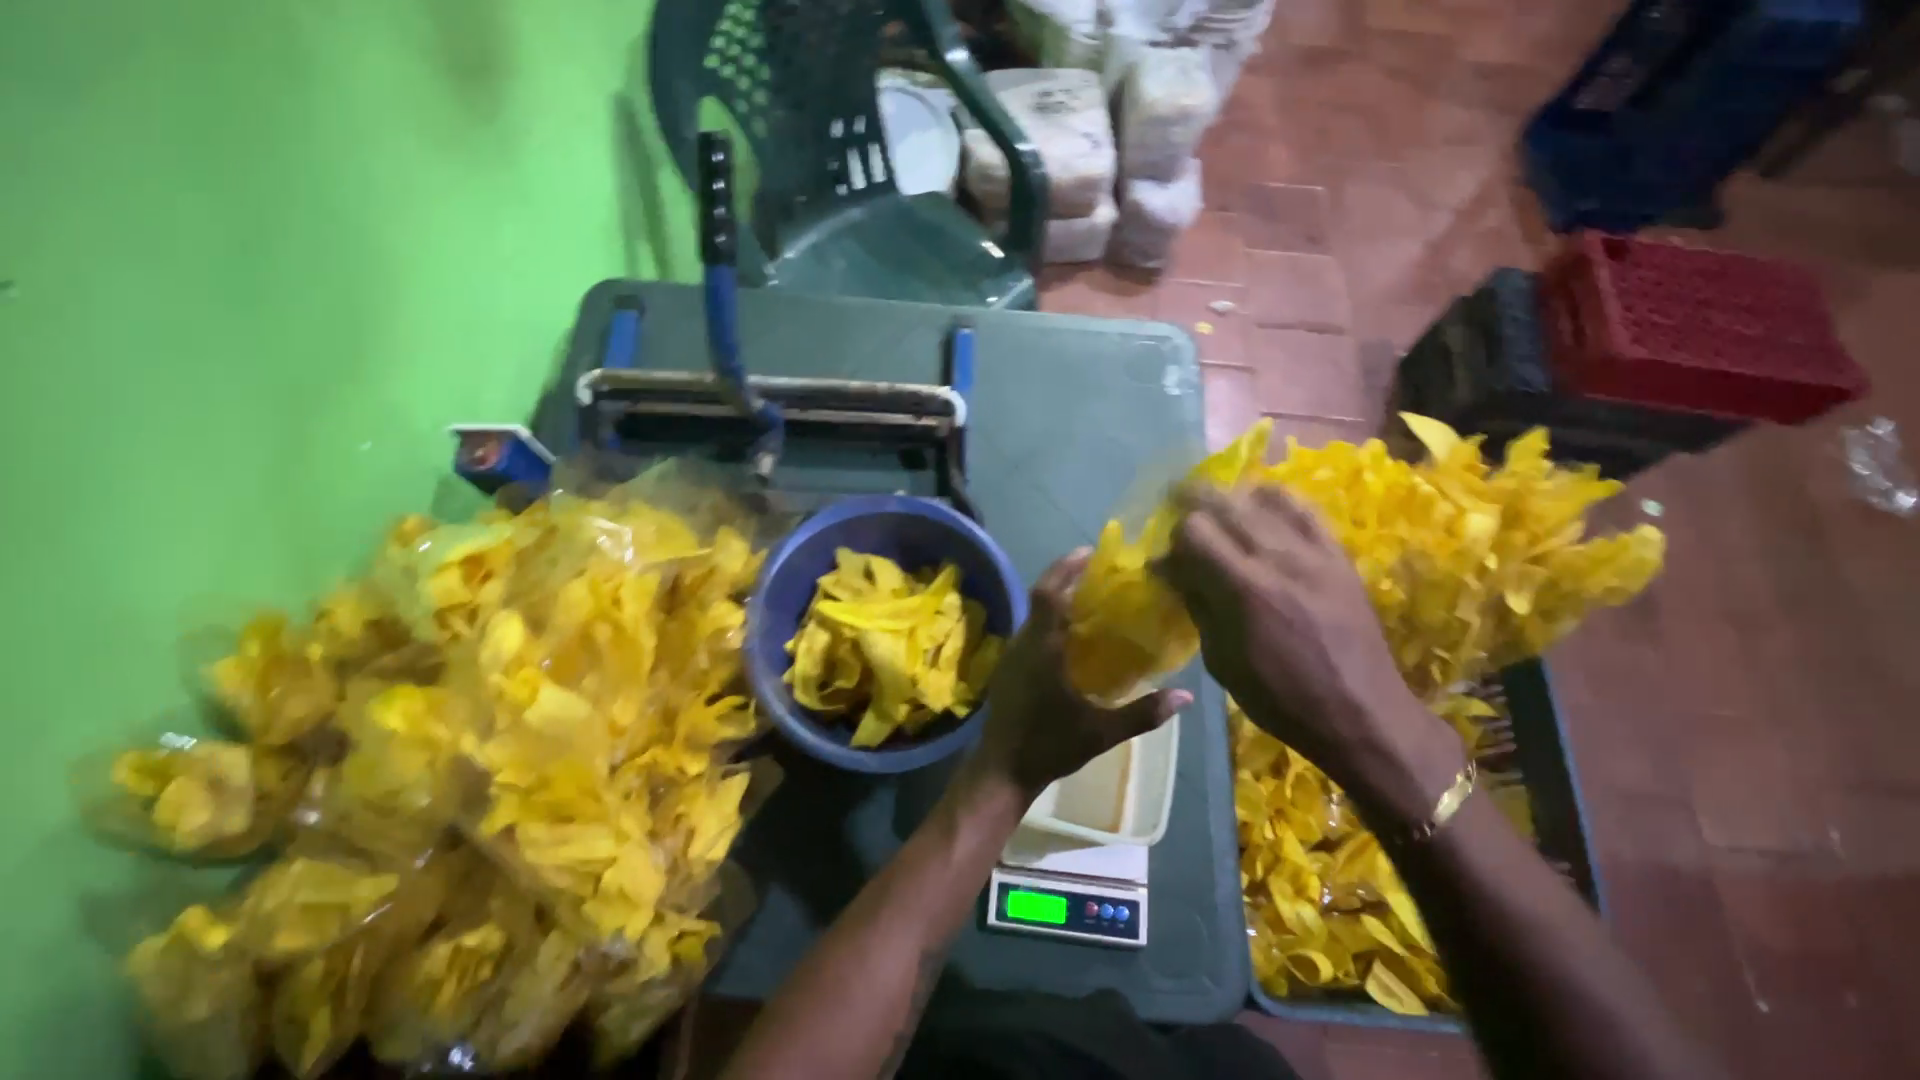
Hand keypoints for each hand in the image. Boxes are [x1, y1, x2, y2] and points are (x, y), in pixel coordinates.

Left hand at [975, 550, 1191, 796]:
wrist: (1002, 770)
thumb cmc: (1050, 747)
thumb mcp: (1102, 733)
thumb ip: (1143, 713)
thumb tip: (1185, 697)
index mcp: (1042, 650)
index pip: (1049, 595)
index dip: (1066, 569)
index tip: (1089, 553)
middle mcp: (1023, 645)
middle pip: (1039, 598)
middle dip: (1064, 578)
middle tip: (1095, 569)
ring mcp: (1011, 657)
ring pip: (1032, 615)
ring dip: (1055, 600)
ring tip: (1088, 596)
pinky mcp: (1008, 669)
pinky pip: (1029, 632)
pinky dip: (1048, 621)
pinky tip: (1069, 634)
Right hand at [1155, 486, 1462, 828]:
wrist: (1360, 711)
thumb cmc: (1281, 698)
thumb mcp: (1222, 661)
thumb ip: (1197, 605)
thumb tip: (1171, 570)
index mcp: (1243, 590)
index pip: (1194, 530)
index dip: (1172, 538)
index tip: (1167, 558)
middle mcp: (1277, 558)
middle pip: (1224, 504)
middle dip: (1193, 504)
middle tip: (1178, 513)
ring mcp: (1313, 552)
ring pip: (1262, 498)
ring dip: (1231, 498)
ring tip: (1217, 508)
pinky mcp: (1338, 554)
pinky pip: (1304, 509)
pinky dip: (1276, 499)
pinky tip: (1261, 504)